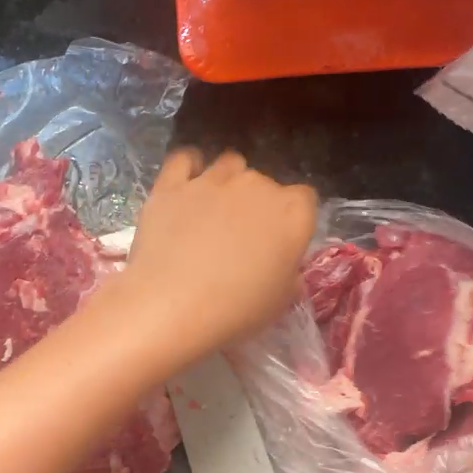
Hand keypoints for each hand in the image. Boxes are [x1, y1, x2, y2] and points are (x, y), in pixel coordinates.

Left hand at [106, 150, 317, 360]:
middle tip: (235, 242)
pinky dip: (187, 169)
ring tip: (210, 215)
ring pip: (228, 166)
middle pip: (262, 184)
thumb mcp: (280, 302)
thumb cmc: (233, 312)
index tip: (273, 247)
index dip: (289, 223)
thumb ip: (288, 273)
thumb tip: (283, 265)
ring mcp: (211, 182)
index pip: (303, 201)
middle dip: (253, 207)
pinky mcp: (171, 187)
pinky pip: (184, 160)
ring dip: (225, 184)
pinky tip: (185, 187)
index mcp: (292, 212)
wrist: (168, 308)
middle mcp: (256, 185)